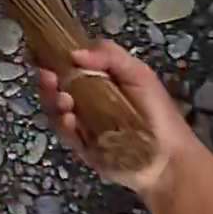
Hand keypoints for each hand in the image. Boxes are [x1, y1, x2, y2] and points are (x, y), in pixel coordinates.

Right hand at [37, 40, 198, 197]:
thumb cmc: (157, 112)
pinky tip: (71, 121)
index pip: (64, 63)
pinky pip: (65, 133)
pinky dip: (63, 125)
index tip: (41, 53)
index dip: (50, 57)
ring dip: (53, 101)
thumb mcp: (139, 73)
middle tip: (48, 76)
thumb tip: (74, 53)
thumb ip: (109, 55)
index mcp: (94, 78)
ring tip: (65, 101)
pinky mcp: (82, 146)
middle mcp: (83, 98)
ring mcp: (81, 123)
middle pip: (53, 85)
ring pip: (54, 108)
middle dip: (46, 79)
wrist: (171, 161)